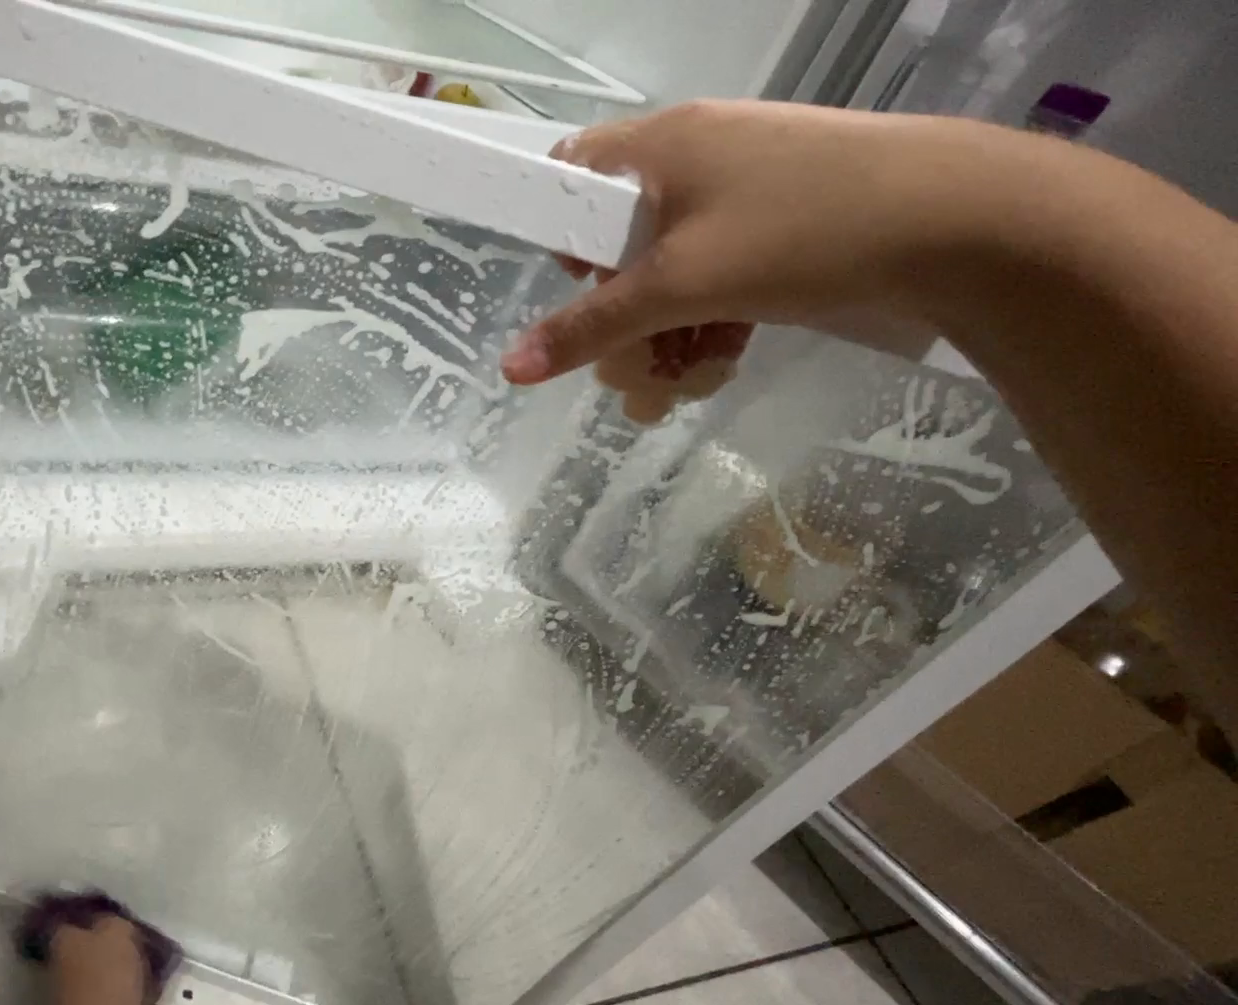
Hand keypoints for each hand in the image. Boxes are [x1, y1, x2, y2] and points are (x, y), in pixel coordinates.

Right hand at [502, 101, 1009, 418]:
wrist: (967, 224)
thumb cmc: (800, 231)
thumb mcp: (679, 286)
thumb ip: (588, 328)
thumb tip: (509, 369)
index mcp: (659, 144)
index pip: (570, 172)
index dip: (562, 234)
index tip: (582, 286)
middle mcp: (694, 157)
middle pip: (617, 242)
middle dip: (619, 320)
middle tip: (633, 369)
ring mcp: (741, 192)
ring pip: (668, 272)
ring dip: (663, 338)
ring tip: (681, 389)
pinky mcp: (779, 226)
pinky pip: (715, 276)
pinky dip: (707, 325)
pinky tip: (718, 367)